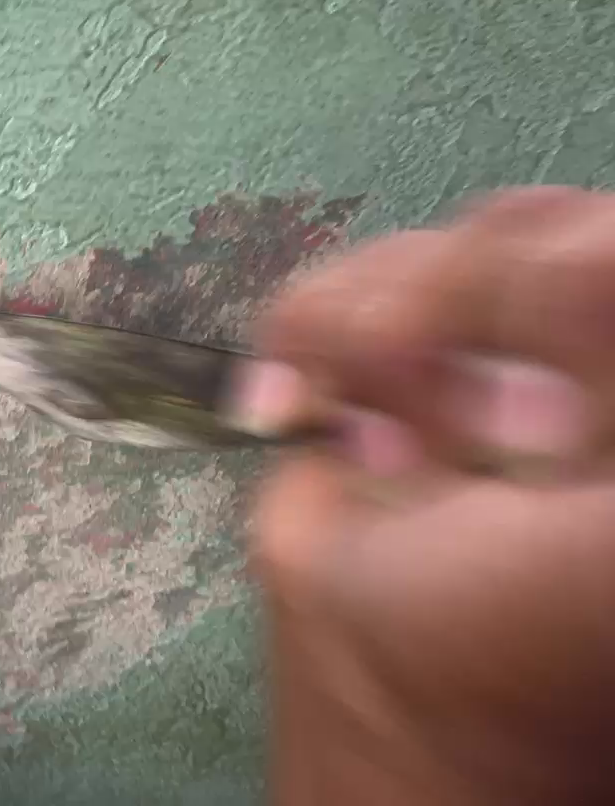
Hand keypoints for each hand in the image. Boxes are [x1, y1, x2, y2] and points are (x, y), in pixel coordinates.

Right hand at [233, 187, 614, 804]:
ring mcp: (467, 331)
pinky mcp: (357, 343)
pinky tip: (296, 414)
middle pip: (514, 229)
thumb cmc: (523, 618)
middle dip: (455, 346)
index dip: (562, 319)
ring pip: (401, 254)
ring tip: (387, 451)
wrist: (374, 642)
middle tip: (464, 448)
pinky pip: (311, 288)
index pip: (603, 248)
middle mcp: (582, 329)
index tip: (539, 445)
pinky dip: (287, 351)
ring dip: (361, 364)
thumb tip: (580, 263)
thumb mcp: (608, 541)